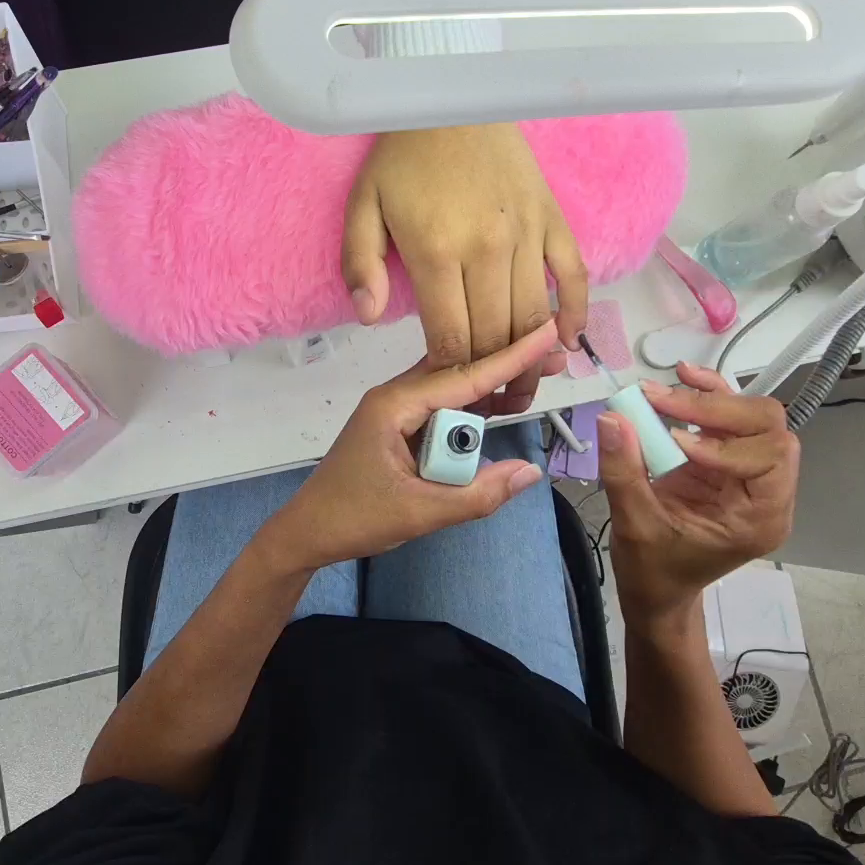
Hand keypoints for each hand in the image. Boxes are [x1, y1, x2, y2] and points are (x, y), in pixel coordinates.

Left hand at [256, 321, 559, 572]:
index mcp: (395, 405)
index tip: (548, 333)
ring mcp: (396, 410)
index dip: (510, 357)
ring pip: (453, 391)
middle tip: (557, 358)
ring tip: (539, 378)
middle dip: (507, 365)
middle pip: (460, 373)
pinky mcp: (399, 427)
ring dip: (491, 389)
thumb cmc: (354, 518)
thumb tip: (530, 472)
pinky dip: (472, 411)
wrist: (307, 531)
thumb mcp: (420, 513)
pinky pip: (442, 411)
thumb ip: (476, 495)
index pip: (463, 375)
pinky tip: (502, 407)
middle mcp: (397, 397)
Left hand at [343, 123, 587, 415]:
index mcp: (436, 254)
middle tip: (494, 410)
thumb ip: (360, 265)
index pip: (453, 337)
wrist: (450, 98)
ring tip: (527, 391)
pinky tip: (567, 342)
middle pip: (496, 337)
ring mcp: (526, 235)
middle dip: (495, 383)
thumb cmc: (401, 159)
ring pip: (534, 316)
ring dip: (534, 362)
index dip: (455, 376)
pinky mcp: (553, 220)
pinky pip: (573, 275)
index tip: (455, 397)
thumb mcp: (362, 207)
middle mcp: (487, 251)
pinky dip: (574, 313)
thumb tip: (368, 320)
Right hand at [597, 362, 798, 621]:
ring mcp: (748, 476)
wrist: (656, 592)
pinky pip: (726, 422)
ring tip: (662, 390)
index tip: (672, 439)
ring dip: (708, 398)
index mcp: (760, 517)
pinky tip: (682, 379)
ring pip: (749, 418)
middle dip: (715, 408)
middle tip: (661, 400)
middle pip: (766, 428)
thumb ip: (624, 471)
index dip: (723, 440)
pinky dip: (706, 398)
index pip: (768, 455)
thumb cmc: (652, 571)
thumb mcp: (634, 525)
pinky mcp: (725, 464)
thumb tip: (612, 418)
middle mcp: (766, 492)